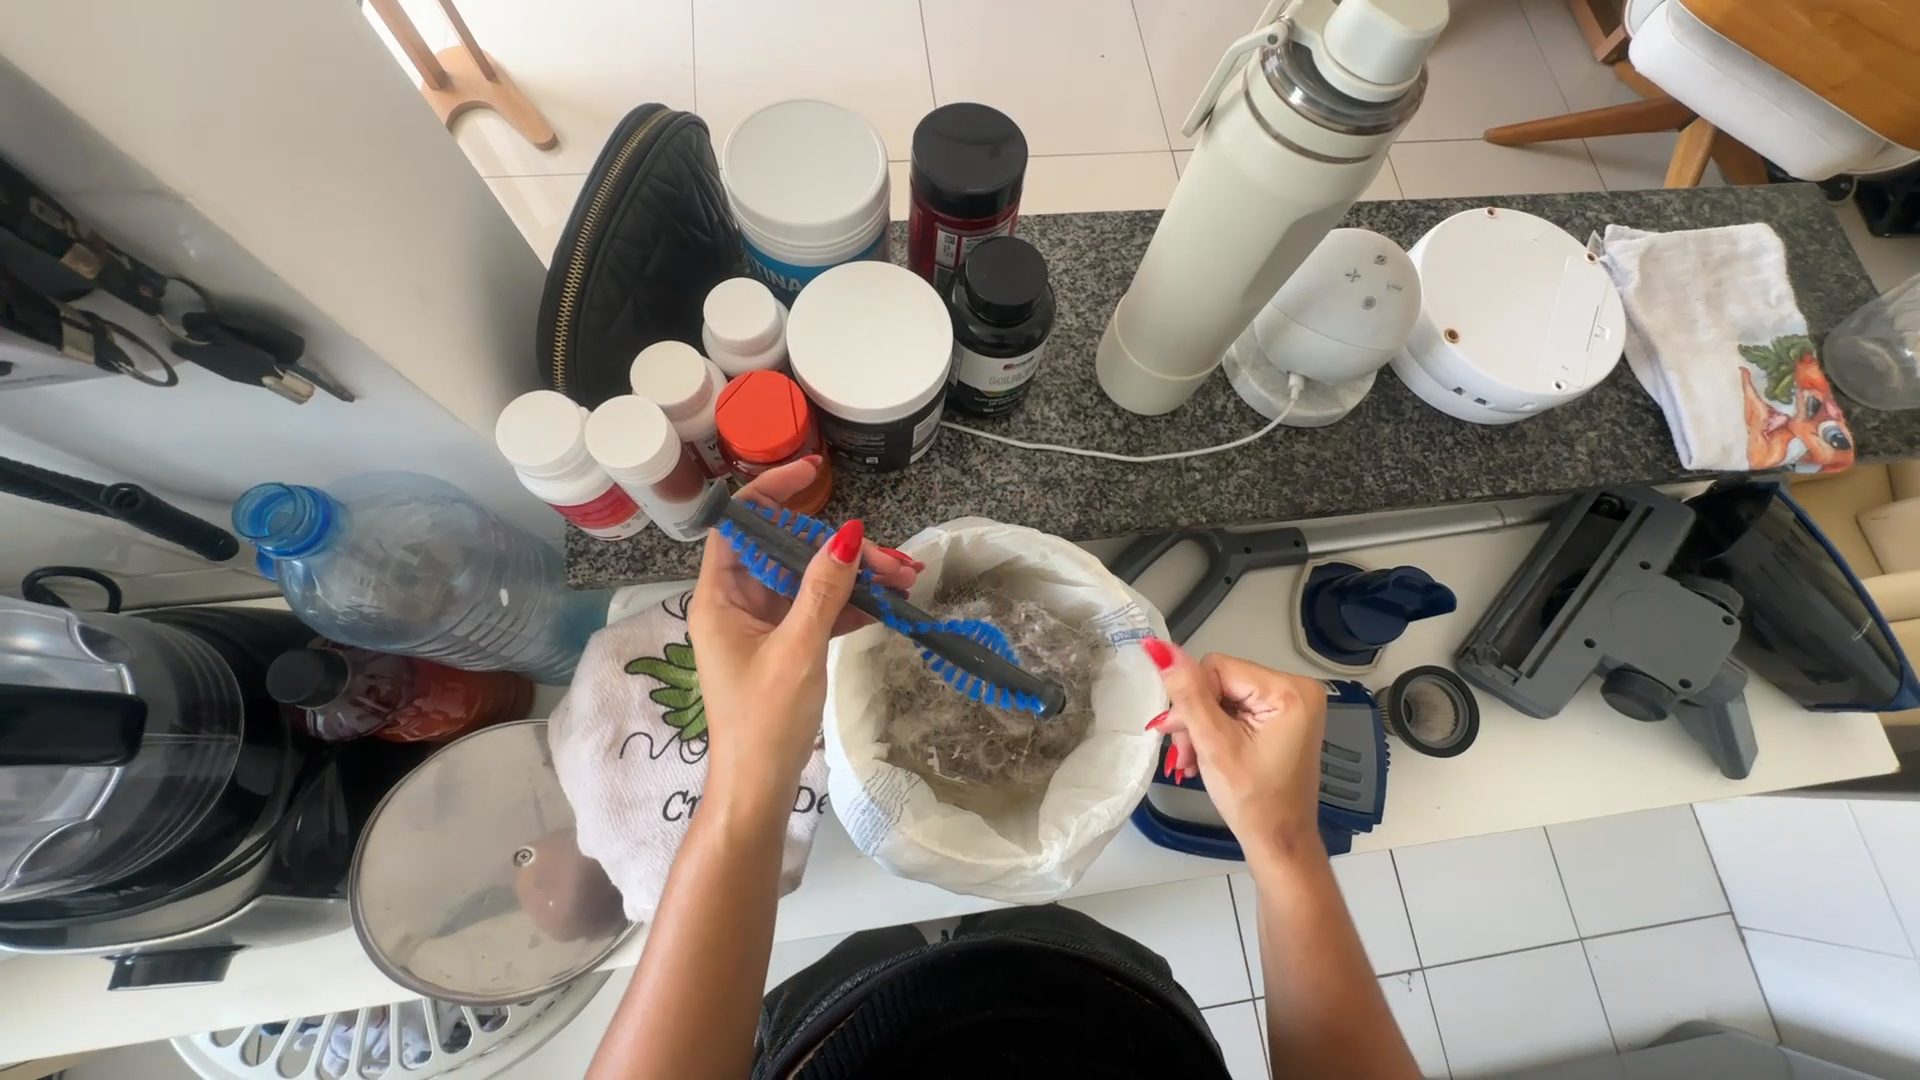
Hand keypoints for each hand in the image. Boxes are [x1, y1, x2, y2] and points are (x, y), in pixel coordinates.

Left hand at [687, 459, 918, 805]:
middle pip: (789, 552)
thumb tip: (849, 532)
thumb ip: (823, 589)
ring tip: (907, 579)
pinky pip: (821, 609)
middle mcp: (740, 602)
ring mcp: (766, 623)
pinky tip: (890, 603)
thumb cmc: (765, 720)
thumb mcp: (798, 649)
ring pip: (812, 581)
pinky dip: (853, 604)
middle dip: (842, 549)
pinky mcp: (789, 643)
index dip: (770, 493)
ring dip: (858, 577)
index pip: (739, 525)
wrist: (760, 787)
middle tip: (892, 560)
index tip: (812, 475)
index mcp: (721, 597)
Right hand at [1143, 638, 1328, 862]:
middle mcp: (1295, 689)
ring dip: (1199, 724)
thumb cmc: (1252, 800)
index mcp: (1288, 691)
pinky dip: (1214, 728)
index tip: (1185, 735)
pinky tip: (1203, 752)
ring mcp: (1289, 704)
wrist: (1279, 842)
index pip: (1216, 667)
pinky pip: (1234, 708)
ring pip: (1221, 695)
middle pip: (1219, 681)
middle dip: (1195, 715)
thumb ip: (1187, 693)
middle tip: (1184, 750)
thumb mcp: (1213, 742)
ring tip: (1190, 757)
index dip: (1194, 698)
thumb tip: (1160, 647)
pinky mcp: (1280, 717)